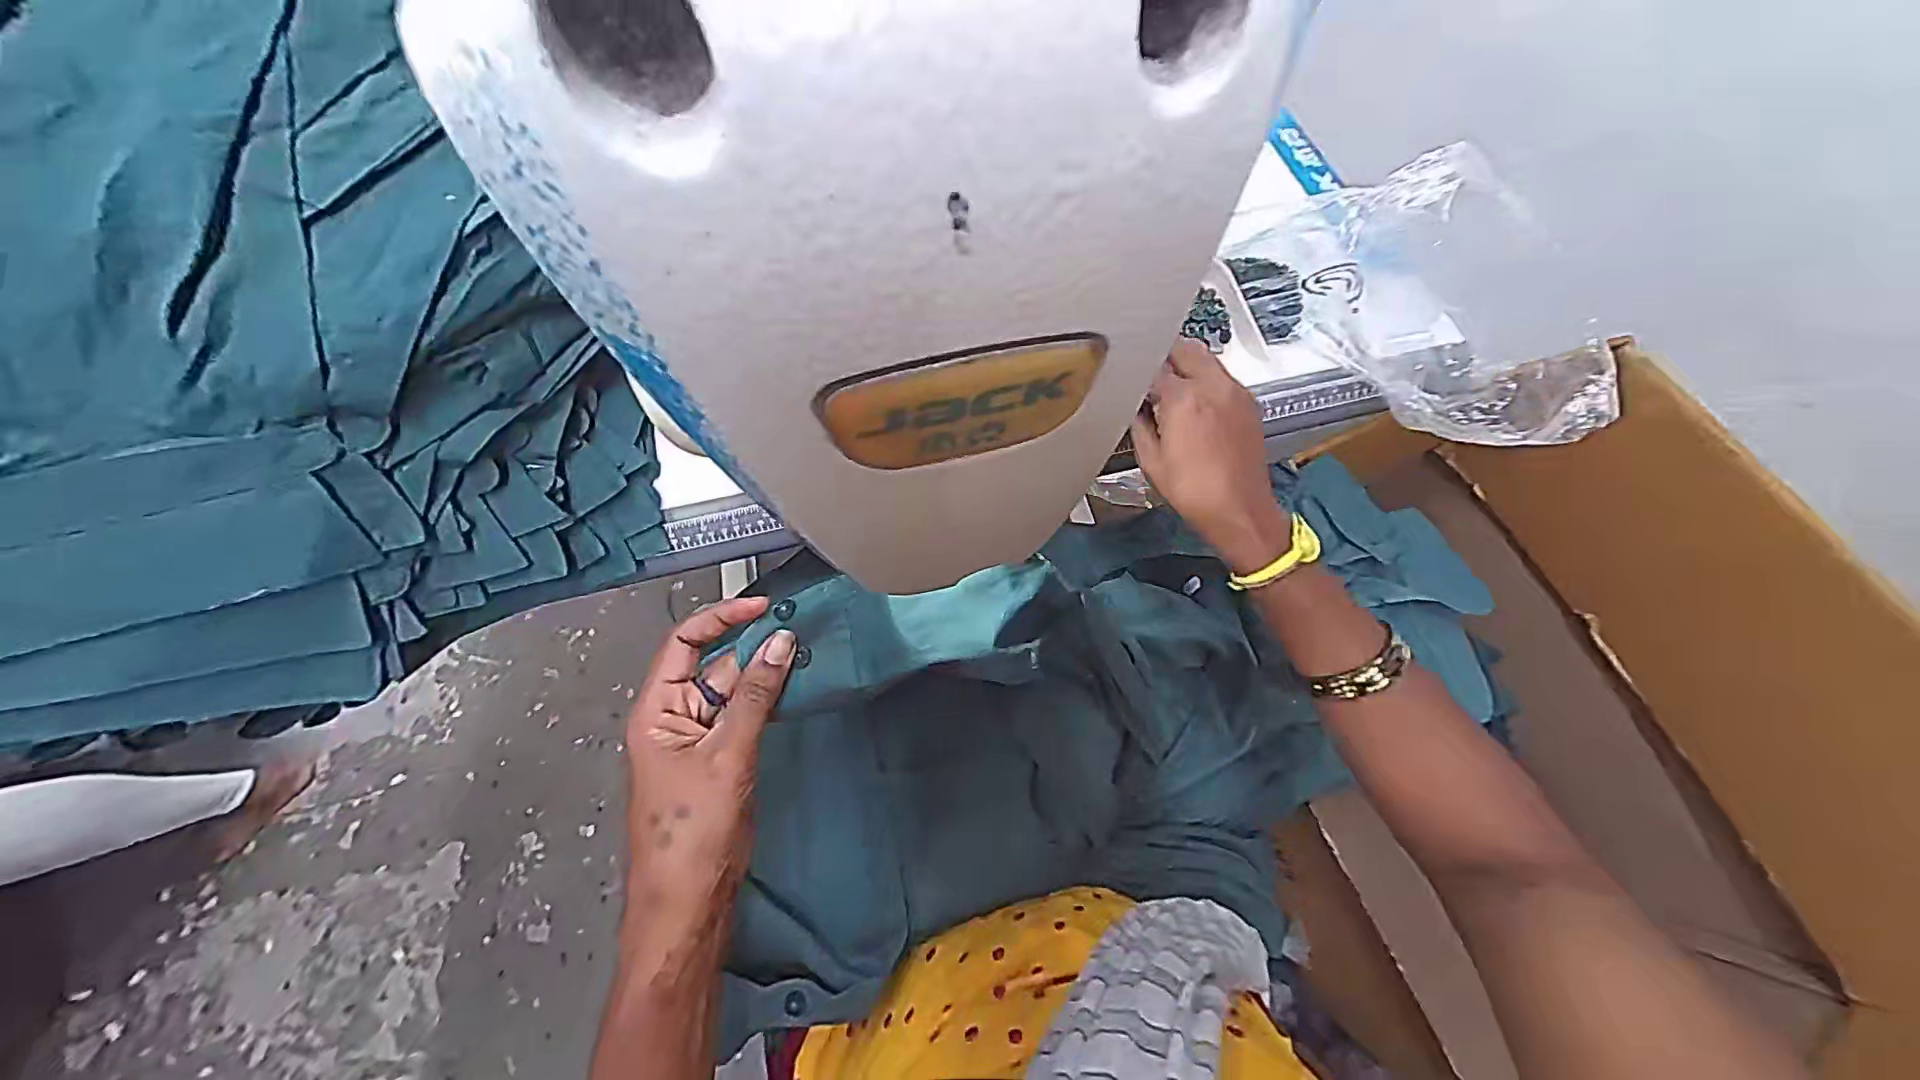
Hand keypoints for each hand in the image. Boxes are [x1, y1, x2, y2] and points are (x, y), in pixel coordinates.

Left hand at [623, 597, 795, 936]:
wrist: (689, 902)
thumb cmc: (693, 831)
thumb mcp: (728, 754)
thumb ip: (757, 695)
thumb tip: (781, 642)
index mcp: (656, 710)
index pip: (684, 642)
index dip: (721, 618)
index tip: (762, 606)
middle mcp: (674, 717)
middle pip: (713, 664)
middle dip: (752, 646)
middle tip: (796, 631)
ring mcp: (699, 738)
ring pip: (733, 690)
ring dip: (764, 673)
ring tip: (802, 654)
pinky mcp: (721, 757)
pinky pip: (744, 715)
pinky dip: (768, 699)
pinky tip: (793, 688)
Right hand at [1131, 339, 1291, 573]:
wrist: (1239, 509)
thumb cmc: (1194, 491)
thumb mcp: (1151, 460)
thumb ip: (1138, 424)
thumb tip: (1136, 408)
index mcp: (1184, 398)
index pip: (1155, 366)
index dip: (1138, 373)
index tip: (1130, 382)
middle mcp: (1214, 386)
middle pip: (1186, 348)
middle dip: (1165, 356)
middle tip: (1149, 374)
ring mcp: (1236, 392)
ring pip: (1207, 360)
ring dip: (1187, 366)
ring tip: (1171, 391)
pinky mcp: (1249, 404)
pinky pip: (1223, 379)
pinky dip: (1206, 381)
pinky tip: (1194, 406)